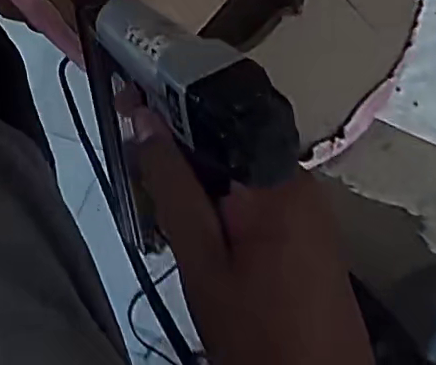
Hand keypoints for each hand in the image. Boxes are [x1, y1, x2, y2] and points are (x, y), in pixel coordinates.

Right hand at [133, 110, 373, 364]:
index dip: (167, 102)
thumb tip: (145, 118)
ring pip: (234, 163)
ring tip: (159, 198)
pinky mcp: (306, 226)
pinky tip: (195, 221)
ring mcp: (306, 203)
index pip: (213, 112)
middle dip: (178, 144)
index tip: (129, 100)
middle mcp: (298, 178)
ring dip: (196, 174)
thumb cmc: (259, 336)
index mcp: (276, 177)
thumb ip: (172, 185)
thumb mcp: (201, 262)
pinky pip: (252, 188)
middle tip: (136, 161)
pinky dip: (219, 195)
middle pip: (224, 136)